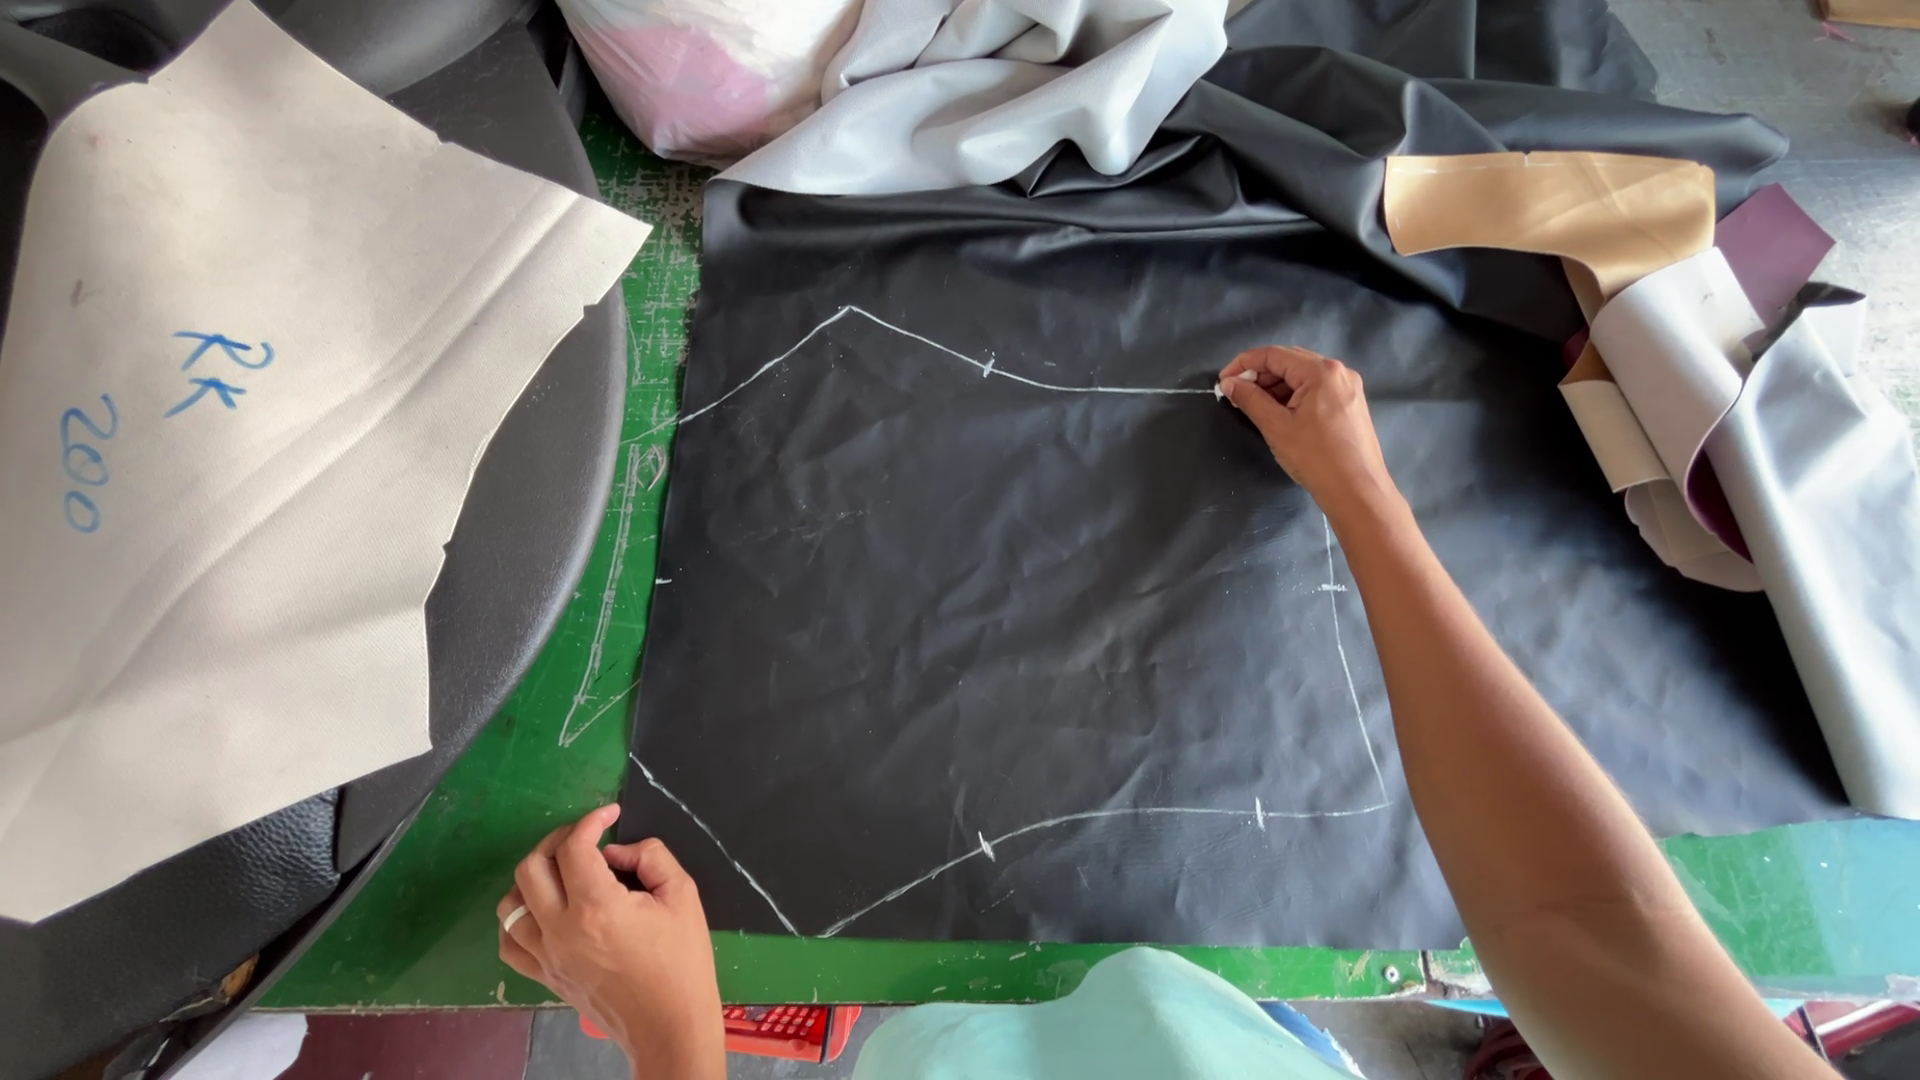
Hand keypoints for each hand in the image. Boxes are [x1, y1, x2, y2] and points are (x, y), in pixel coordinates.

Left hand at [497, 806, 723, 1079]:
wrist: (668, 1021)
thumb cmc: (681, 957)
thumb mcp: (682, 893)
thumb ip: (651, 857)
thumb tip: (618, 851)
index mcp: (596, 907)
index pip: (574, 847)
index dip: (592, 820)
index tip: (611, 813)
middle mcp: (560, 929)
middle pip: (531, 868)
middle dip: (558, 839)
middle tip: (587, 835)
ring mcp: (546, 956)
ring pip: (510, 903)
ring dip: (534, 877)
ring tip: (565, 870)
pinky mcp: (543, 976)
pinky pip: (509, 941)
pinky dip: (519, 917)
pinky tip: (546, 908)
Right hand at [1218, 346, 1398, 519]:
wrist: (1355, 488)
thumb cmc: (1314, 456)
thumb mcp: (1275, 426)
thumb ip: (1250, 399)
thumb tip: (1229, 383)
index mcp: (1320, 371)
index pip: (1273, 354)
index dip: (1243, 364)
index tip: (1223, 381)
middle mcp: (1337, 371)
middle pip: (1289, 360)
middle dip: (1259, 375)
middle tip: (1236, 394)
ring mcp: (1347, 386)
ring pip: (1302, 375)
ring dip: (1275, 386)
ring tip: (1254, 405)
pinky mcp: (1350, 402)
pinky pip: (1315, 388)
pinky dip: (1292, 395)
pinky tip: (1279, 412)